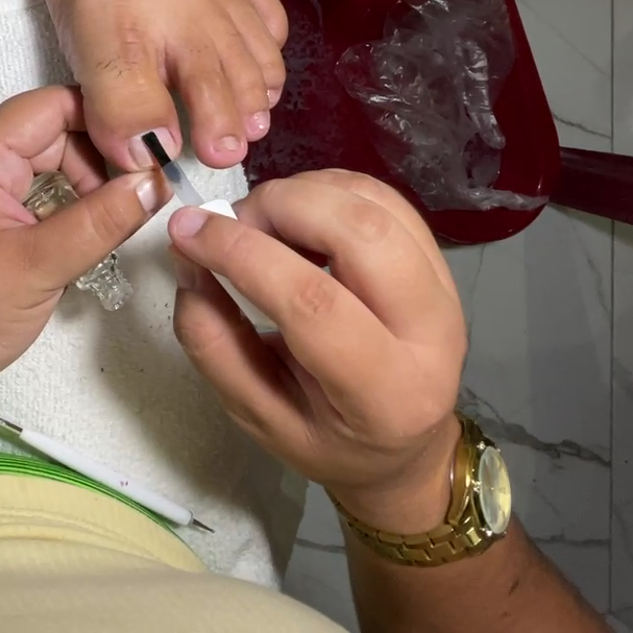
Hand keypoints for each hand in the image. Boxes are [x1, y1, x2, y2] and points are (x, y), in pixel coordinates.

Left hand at [0, 0, 287, 173]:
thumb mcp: (100, 36)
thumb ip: (127, 103)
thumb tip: (152, 161)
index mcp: (197, 38)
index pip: (224, 108)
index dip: (215, 143)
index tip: (206, 170)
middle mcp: (211, 11)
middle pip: (241, 79)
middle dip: (234, 119)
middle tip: (222, 152)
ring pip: (242, 41)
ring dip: (243, 81)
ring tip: (236, 114)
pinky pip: (234, 1)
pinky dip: (244, 30)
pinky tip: (233, 40)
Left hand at [0, 86, 162, 415]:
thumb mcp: (39, 265)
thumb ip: (101, 221)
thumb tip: (157, 182)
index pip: (55, 104)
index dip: (106, 120)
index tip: (149, 156)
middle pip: (59, 130)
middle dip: (102, 160)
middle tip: (141, 200)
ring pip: (55, 161)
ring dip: (90, 186)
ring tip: (117, 225)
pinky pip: (44, 189)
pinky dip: (73, 205)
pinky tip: (93, 235)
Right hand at [167, 170, 466, 533]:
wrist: (403, 444)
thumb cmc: (325, 436)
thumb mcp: (253, 414)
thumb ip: (211, 342)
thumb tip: (187, 260)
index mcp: (385, 394)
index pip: (313, 303)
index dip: (240, 254)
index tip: (187, 231)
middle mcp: (432, 334)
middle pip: (360, 233)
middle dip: (277, 207)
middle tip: (231, 223)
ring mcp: (445, 288)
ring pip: (372, 202)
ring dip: (299, 192)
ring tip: (261, 223)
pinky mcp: (438, 257)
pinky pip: (380, 195)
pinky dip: (324, 188)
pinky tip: (294, 214)